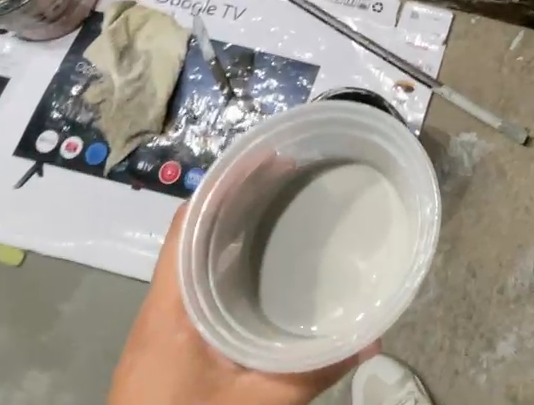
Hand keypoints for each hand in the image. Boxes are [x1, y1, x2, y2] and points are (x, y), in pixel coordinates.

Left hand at [108, 205, 365, 404]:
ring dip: (230, 232)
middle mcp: (160, 311)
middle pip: (192, 235)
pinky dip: (226, 266)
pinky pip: (194, 290)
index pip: (187, 225)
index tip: (271, 163)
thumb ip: (315, 371)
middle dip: (237, 201)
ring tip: (283, 211)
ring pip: (191, 262)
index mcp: (171, 310)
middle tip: (292, 180)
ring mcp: (159, 332)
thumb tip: (375, 338)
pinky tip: (260, 273)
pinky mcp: (165, 351)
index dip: (225, 186)